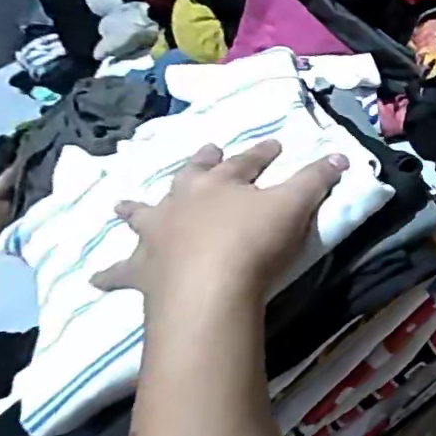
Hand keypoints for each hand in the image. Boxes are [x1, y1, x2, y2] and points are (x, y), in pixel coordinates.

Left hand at [90, 140, 344, 303]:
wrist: (209, 288)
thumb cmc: (254, 242)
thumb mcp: (295, 206)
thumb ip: (316, 180)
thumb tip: (340, 156)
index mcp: (220, 183)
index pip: (247, 162)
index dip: (263, 154)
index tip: (274, 146)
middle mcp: (183, 201)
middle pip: (191, 176)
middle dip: (202, 164)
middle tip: (207, 152)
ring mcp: (157, 235)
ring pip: (143, 215)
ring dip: (136, 210)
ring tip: (122, 205)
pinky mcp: (143, 271)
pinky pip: (121, 271)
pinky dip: (109, 274)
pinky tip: (95, 278)